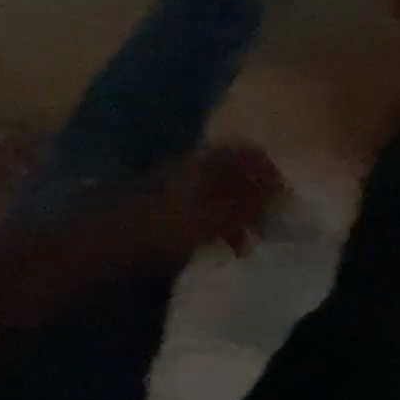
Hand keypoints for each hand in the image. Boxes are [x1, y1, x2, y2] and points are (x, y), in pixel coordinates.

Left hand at [146, 142, 284, 259]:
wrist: (113, 243)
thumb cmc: (167, 227)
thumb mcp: (214, 217)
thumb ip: (248, 203)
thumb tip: (282, 193)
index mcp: (204, 161)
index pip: (249, 153)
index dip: (270, 173)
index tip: (286, 201)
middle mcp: (192, 165)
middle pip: (235, 173)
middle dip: (256, 199)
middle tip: (269, 228)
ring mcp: (176, 184)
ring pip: (219, 193)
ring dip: (237, 216)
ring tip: (245, 246)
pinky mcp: (166, 207)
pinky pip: (203, 210)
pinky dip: (218, 225)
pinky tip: (220, 247)